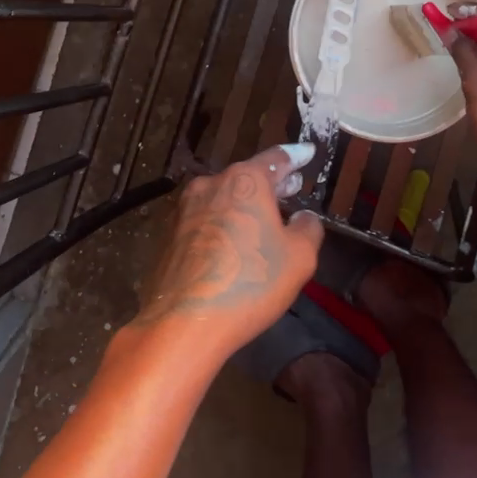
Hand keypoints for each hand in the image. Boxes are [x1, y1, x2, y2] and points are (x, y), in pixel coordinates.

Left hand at [129, 141, 324, 358]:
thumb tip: (303, 216)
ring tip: (262, 220)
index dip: (296, 156)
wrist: (183, 325)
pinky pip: (205, 220)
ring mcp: (185, 209)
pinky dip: (222, 224)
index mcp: (246, 180)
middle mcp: (212, 184)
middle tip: (289, 188)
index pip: (277, 157)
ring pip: (223, 197)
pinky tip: (232, 246)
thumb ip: (308, 228)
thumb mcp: (300, 258)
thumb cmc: (251, 284)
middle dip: (271, 182)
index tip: (307, 152)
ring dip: (244, 204)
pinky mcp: (168, 235)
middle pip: (247, 176)